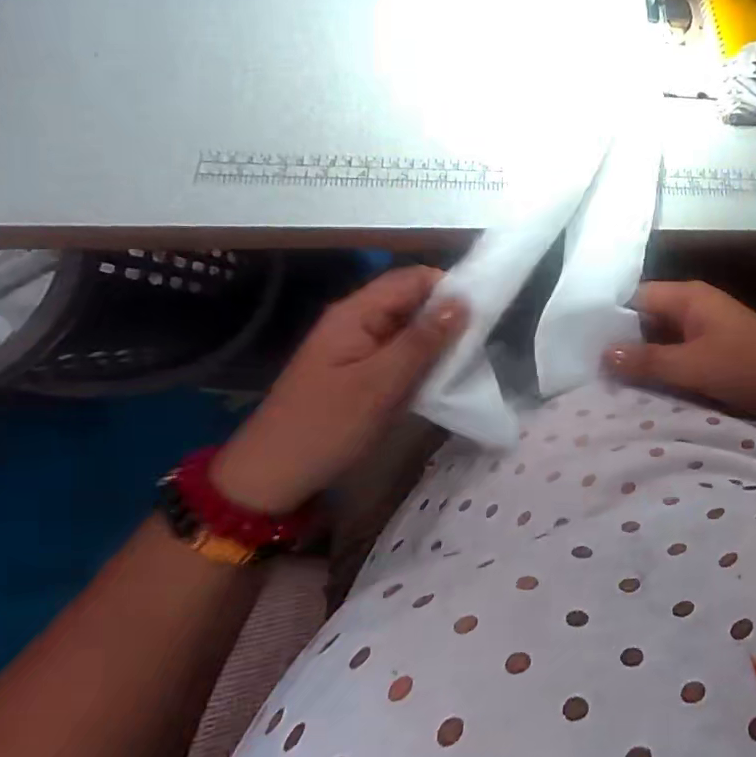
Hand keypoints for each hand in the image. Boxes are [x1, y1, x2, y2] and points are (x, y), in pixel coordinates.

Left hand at [212, 267, 465, 511]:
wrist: (272, 477)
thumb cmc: (326, 426)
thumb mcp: (381, 383)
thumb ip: (422, 341)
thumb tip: (462, 302)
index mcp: (356, 313)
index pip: (412, 279)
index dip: (448, 287)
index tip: (483, 310)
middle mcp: (357, 320)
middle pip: (411, 300)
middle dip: (446, 315)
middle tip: (480, 339)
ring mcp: (358, 346)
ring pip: (409, 328)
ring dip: (437, 340)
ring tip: (468, 358)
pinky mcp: (360, 371)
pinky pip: (400, 353)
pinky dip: (422, 360)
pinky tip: (442, 377)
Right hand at [604, 281, 755, 420]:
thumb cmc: (746, 367)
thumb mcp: (691, 367)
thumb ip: (646, 360)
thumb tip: (602, 354)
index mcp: (688, 296)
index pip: (636, 296)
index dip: (610, 317)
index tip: (583, 342)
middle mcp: (695, 304)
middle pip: (647, 316)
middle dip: (623, 340)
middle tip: (591, 367)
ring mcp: (706, 325)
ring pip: (662, 336)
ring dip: (643, 355)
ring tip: (610, 379)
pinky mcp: (715, 345)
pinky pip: (678, 350)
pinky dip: (663, 364)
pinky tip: (645, 384)